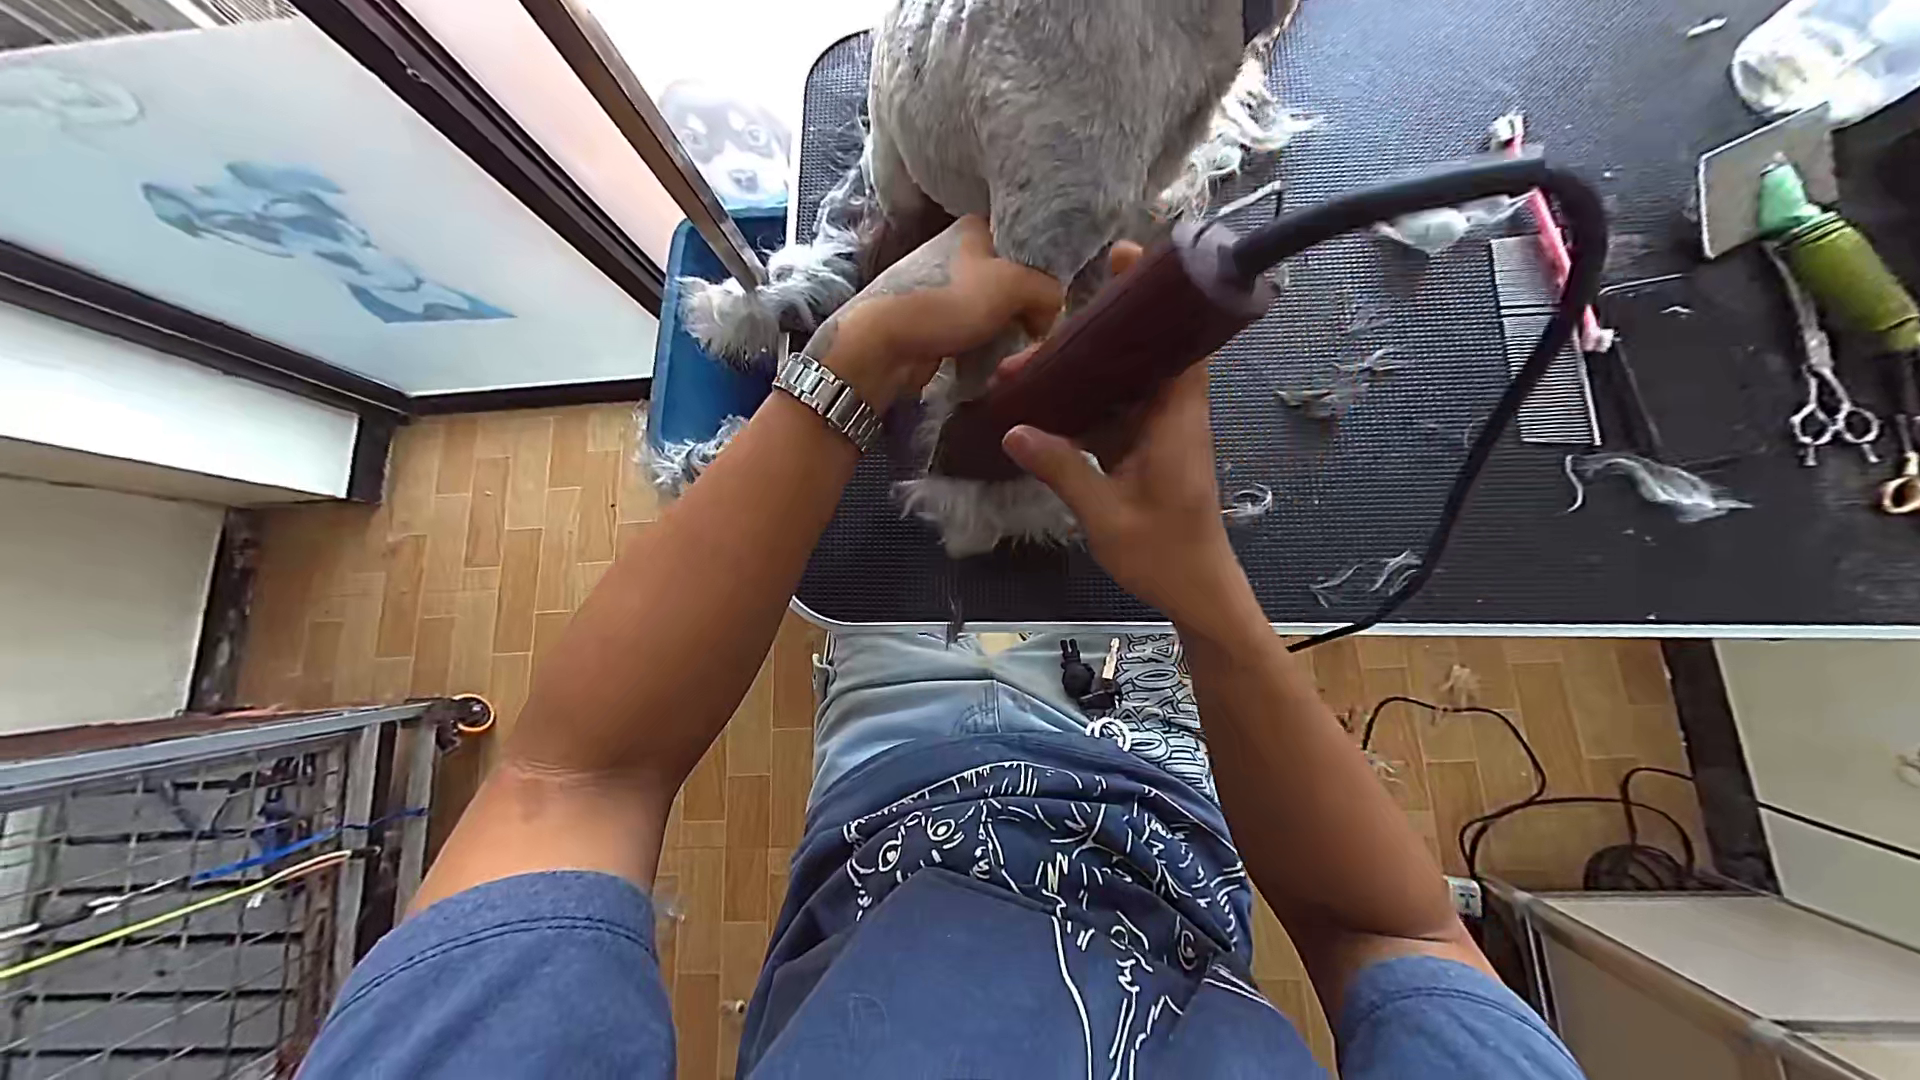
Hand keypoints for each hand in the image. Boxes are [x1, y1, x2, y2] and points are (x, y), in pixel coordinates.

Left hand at [802, 216, 1063, 408]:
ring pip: (997, 313)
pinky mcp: (936, 323)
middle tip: (1032, 341)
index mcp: (977, 226)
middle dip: (1028, 315)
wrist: (884, 343)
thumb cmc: (948, 302)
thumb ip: (1049, 290)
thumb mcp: (1014, 284)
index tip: (1052, 309)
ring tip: (1010, 359)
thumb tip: (1052, 314)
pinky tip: (990, 366)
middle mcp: (961, 252)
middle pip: (1016, 283)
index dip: (1047, 277)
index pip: (1031, 245)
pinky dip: (986, 350)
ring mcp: (946, 289)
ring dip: (1008, 338)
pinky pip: (976, 335)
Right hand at [999, 246, 1255, 632]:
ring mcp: (1160, 437)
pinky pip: (1117, 417)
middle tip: (1046, 333)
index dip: (1156, 300)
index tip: (1125, 263)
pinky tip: (1051, 407)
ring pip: (1125, 388)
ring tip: (1035, 366)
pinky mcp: (1148, 455)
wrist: (1195, 592)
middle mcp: (1172, 419)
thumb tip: (1014, 432)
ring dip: (1087, 375)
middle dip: (1098, 337)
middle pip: (1142, 358)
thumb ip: (1062, 469)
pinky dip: (1088, 408)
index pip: (1176, 343)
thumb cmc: (1163, 555)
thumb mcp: (1105, 514)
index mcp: (1175, 422)